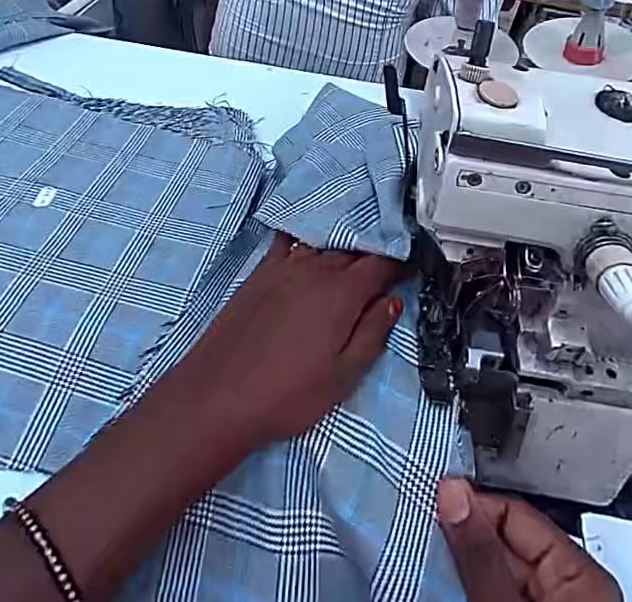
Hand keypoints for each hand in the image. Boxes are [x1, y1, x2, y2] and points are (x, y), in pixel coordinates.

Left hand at [147, 231, 404, 450]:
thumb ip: (373, 333)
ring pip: (323, 244)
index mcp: (341, 294)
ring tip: (355, 256)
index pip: (381, 265)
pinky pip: (287, 241)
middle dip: (373, 256)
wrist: (219, 394)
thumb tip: (392, 302)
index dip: (400, 265)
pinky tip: (308, 239)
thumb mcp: (344, 375)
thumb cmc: (287, 394)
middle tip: (386, 269)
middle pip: (353, 250)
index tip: (411, 270)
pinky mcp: (260, 272)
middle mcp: (313, 270)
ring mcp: (283, 267)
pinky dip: (303, 237)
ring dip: (342, 246)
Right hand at [437, 477, 621, 601]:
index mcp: (584, 579)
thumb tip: (453, 493)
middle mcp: (573, 590)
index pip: (512, 509)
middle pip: (500, 539)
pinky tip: (447, 585)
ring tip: (434, 569)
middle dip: (463, 541)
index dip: (470, 509)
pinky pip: (493, 587)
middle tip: (428, 543)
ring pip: (493, 567)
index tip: (435, 512)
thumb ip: (482, 556)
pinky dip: (468, 585)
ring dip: (462, 566)